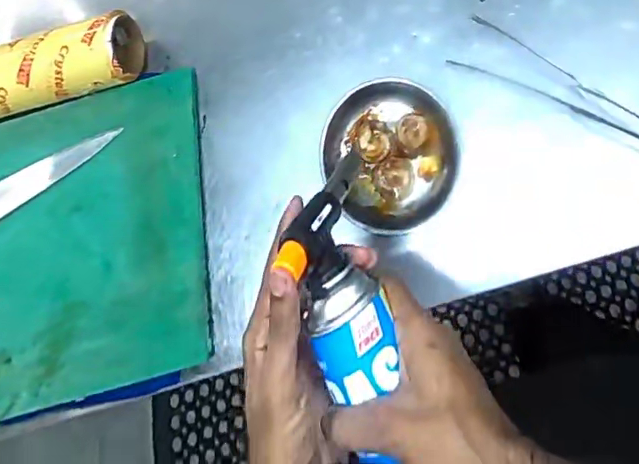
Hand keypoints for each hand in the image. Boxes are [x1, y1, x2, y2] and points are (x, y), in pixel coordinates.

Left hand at [244, 197, 375, 463]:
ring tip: (369, 267)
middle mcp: (285, 328)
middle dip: (329, 256)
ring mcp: (309, 341)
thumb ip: (280, 326)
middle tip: (358, 251)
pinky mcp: (330, 354)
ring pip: (327, 295)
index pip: (275, 272)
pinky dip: (358, 302)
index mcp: (265, 330)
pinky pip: (343, 318)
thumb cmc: (279, 432)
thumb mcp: (278, 377)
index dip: (285, 238)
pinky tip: (374, 297)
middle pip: (306, 279)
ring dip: (347, 276)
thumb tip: (280, 268)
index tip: (298, 206)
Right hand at [327, 277, 545, 463]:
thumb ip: (349, 421)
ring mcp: (440, 354)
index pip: (387, 284)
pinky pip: (408, 365)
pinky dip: (388, 378)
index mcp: (420, 329)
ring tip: (347, 384)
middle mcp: (431, 333)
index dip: (358, 283)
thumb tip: (325, 418)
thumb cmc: (451, 431)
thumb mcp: (391, 427)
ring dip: (371, 362)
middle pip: (386, 317)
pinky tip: (375, 405)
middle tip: (331, 357)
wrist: (494, 459)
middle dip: (356, 336)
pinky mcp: (444, 377)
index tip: (331, 297)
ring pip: (395, 344)